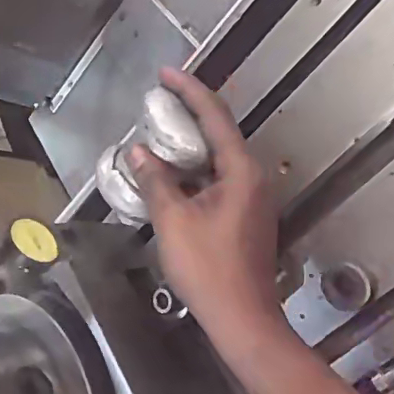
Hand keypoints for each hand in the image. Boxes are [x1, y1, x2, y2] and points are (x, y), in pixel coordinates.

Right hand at [129, 68, 285, 349]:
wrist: (242, 319)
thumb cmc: (208, 269)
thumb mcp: (173, 221)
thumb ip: (156, 181)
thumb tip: (140, 152)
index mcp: (241, 171)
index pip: (215, 116)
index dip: (189, 90)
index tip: (165, 74)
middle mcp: (253, 177)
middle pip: (220, 133)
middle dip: (189, 113)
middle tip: (159, 100)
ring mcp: (253, 197)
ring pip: (219, 158)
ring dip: (191, 144)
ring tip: (160, 132)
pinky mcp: (247, 215)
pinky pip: (220, 179)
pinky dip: (196, 170)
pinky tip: (173, 173)